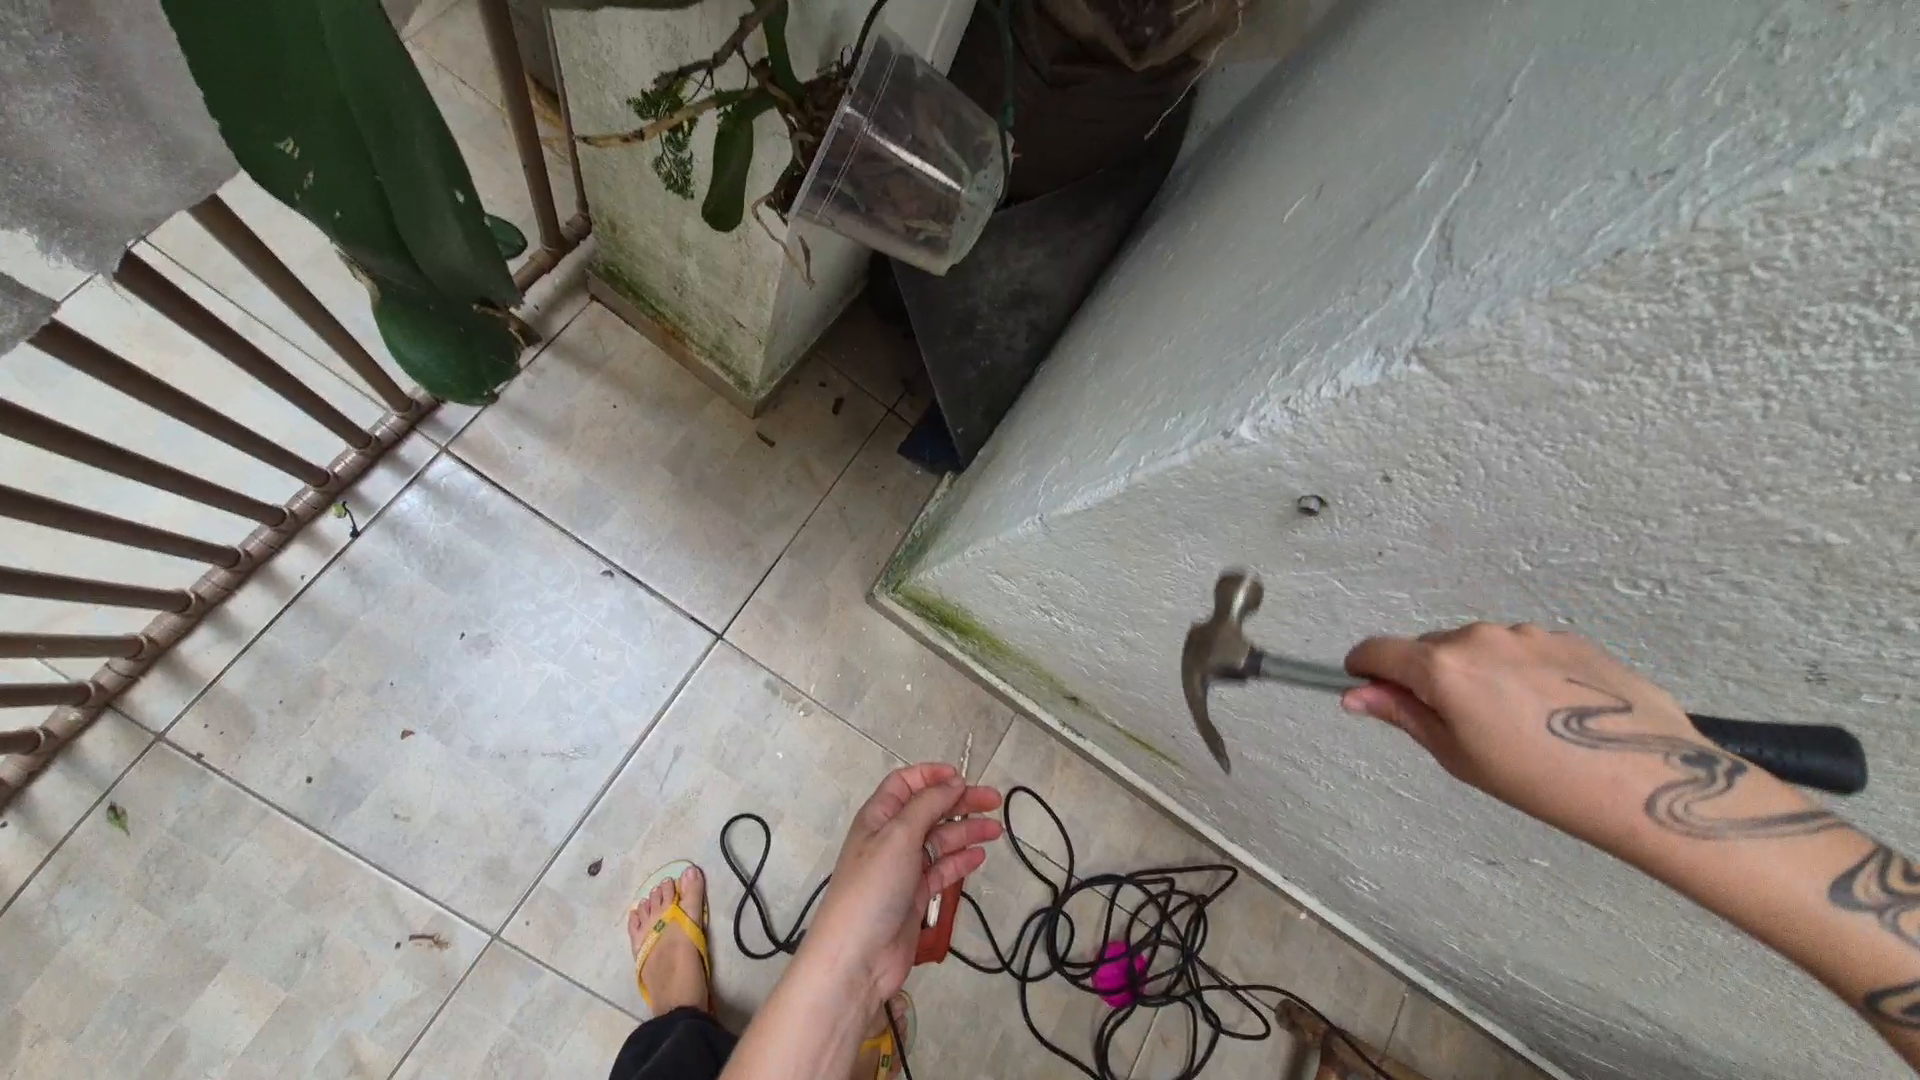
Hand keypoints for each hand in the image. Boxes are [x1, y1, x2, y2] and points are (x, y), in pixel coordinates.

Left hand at [800, 764, 1001, 1009]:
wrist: (857, 957)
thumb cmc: (874, 887)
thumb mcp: (899, 835)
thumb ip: (928, 805)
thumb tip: (952, 782)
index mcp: (878, 816)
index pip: (905, 784)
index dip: (931, 775)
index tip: (962, 776)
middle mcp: (890, 838)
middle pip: (929, 810)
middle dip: (959, 802)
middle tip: (994, 801)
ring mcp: (903, 868)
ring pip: (939, 840)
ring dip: (966, 831)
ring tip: (996, 830)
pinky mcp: (915, 896)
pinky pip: (941, 870)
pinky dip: (960, 861)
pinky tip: (979, 856)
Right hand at [1341, 623, 1714, 850]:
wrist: (1651, 782)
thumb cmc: (1539, 781)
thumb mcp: (1456, 755)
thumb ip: (1402, 714)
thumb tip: (1355, 695)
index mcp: (1441, 666)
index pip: (1377, 650)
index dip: (1364, 669)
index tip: (1370, 691)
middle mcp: (1478, 636)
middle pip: (1428, 648)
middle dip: (1426, 676)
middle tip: (1457, 724)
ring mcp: (1528, 634)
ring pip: (1477, 647)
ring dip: (1476, 673)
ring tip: (1515, 721)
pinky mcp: (1571, 639)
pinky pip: (1522, 649)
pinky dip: (1519, 672)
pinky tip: (1551, 712)